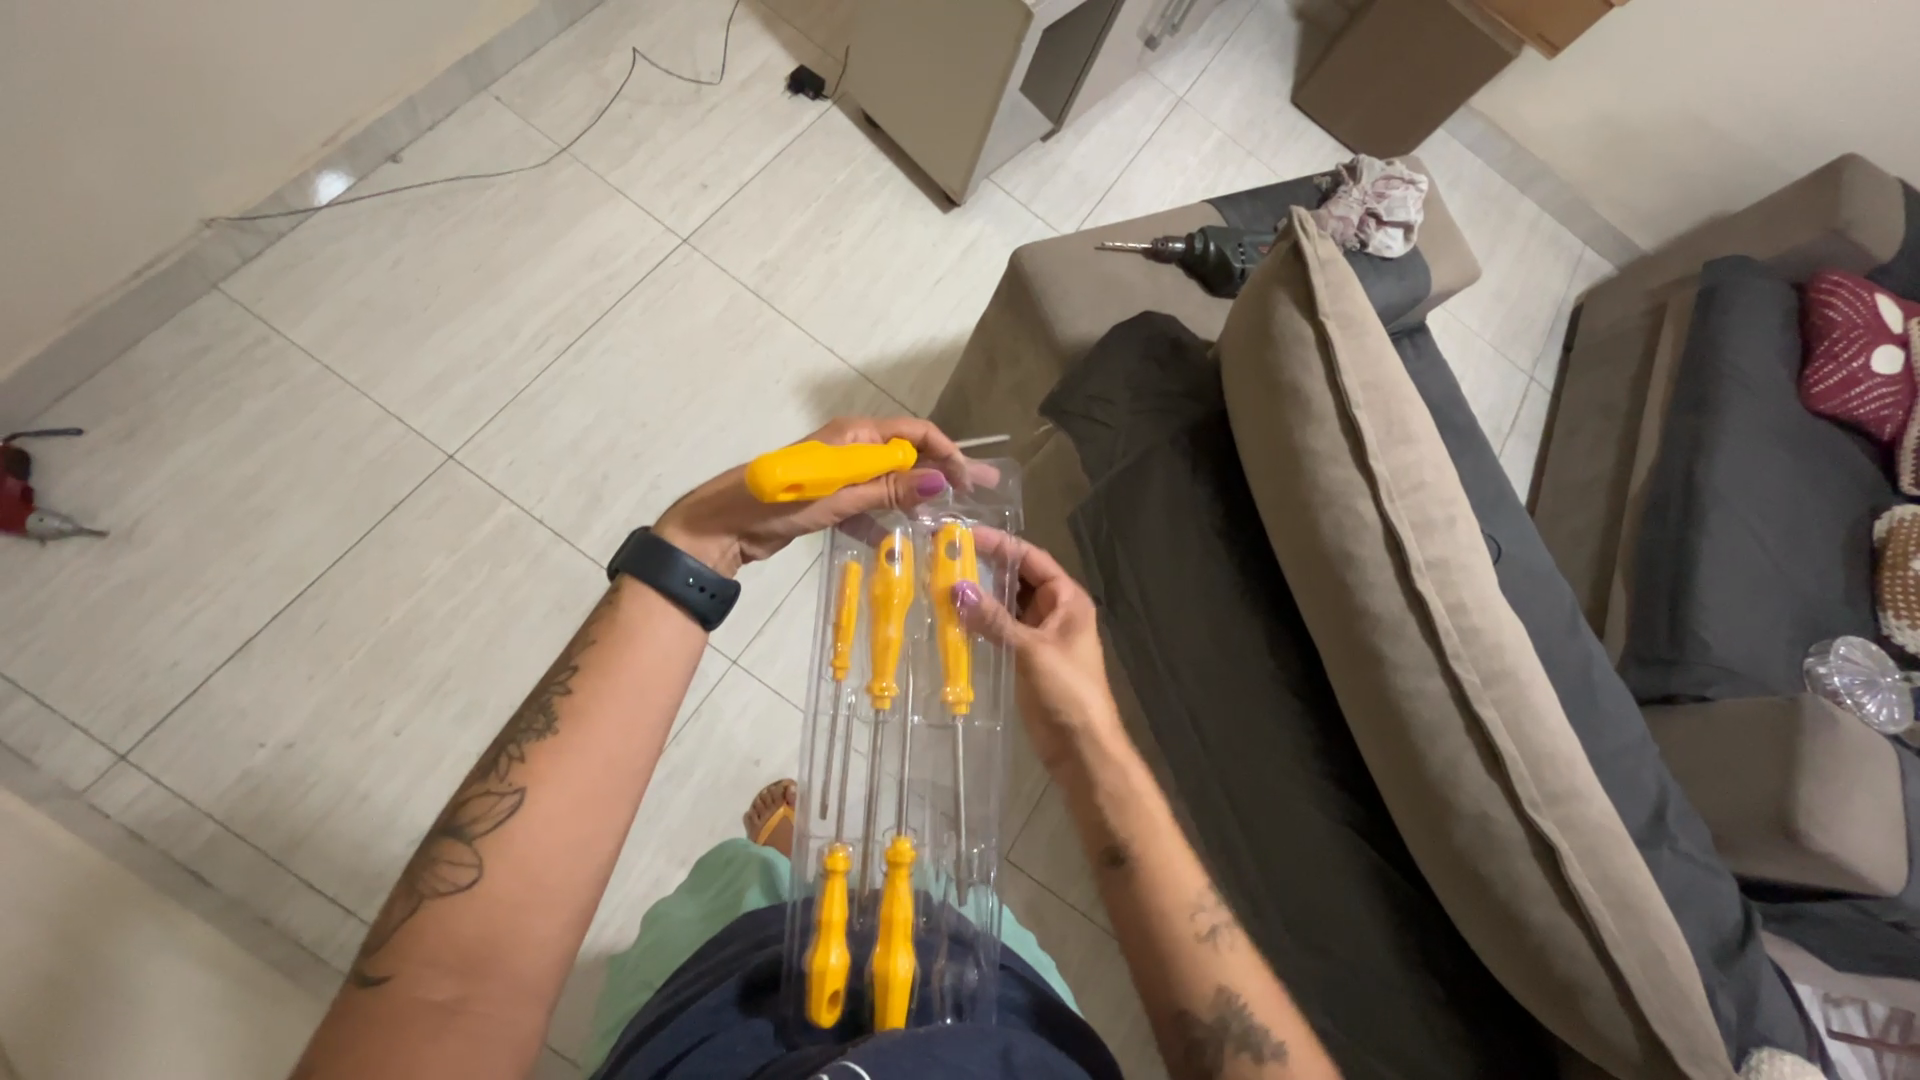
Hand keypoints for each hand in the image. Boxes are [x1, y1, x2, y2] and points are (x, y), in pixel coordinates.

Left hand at [653, 417, 995, 577]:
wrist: (726, 524)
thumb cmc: (784, 500)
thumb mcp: (842, 493)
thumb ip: (890, 488)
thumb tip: (942, 481)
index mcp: (857, 435)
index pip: (916, 432)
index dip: (947, 452)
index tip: (970, 481)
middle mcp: (853, 447)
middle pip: (908, 454)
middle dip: (942, 471)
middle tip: (980, 491)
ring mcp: (841, 473)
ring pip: (891, 481)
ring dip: (916, 497)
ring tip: (949, 519)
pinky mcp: (830, 498)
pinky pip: (869, 504)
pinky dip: (885, 517)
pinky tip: (901, 539)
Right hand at [953, 529, 1120, 771]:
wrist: (1081, 747)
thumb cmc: (1067, 692)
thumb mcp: (1030, 650)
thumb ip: (993, 619)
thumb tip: (956, 587)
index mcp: (1067, 600)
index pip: (1031, 559)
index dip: (1000, 544)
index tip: (963, 535)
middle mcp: (1054, 611)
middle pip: (1018, 578)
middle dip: (985, 567)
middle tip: (944, 556)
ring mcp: (1039, 635)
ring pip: (1006, 605)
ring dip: (979, 595)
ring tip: (940, 581)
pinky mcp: (1025, 658)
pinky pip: (1000, 629)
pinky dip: (979, 621)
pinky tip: (952, 617)